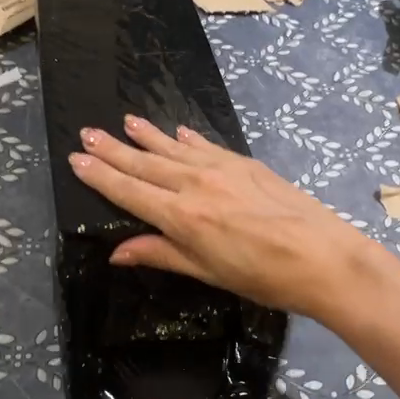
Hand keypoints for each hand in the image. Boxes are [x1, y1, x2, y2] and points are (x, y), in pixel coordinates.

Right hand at [69, 116, 389, 321]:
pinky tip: (178, 132)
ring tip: (124, 123)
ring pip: (174, 149)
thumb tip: (117, 252)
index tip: (76, 159)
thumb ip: (162, 254)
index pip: (129, 191)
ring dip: (147, 136)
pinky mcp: (246, 164)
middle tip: (87, 133)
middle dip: (114, 150)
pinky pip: (207, 147)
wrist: (323, 256)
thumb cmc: (263, 276)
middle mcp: (195, 184)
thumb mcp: (207, 272)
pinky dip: (189, 139)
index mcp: (181, 216)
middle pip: (146, 164)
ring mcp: (222, 169)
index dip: (100, 176)